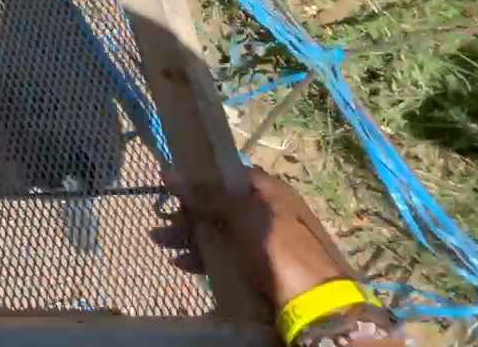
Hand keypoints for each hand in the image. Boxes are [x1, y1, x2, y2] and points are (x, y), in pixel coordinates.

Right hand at [178, 167, 355, 308]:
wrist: (316, 305)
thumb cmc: (276, 245)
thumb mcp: (238, 213)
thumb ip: (203, 194)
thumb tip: (167, 171)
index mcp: (270, 191)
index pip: (226, 174)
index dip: (198, 178)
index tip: (174, 185)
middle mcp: (267, 212)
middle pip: (217, 204)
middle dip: (186, 212)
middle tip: (165, 220)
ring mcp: (264, 242)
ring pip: (217, 231)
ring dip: (187, 235)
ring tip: (161, 241)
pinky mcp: (260, 267)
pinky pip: (225, 256)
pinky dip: (203, 257)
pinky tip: (183, 262)